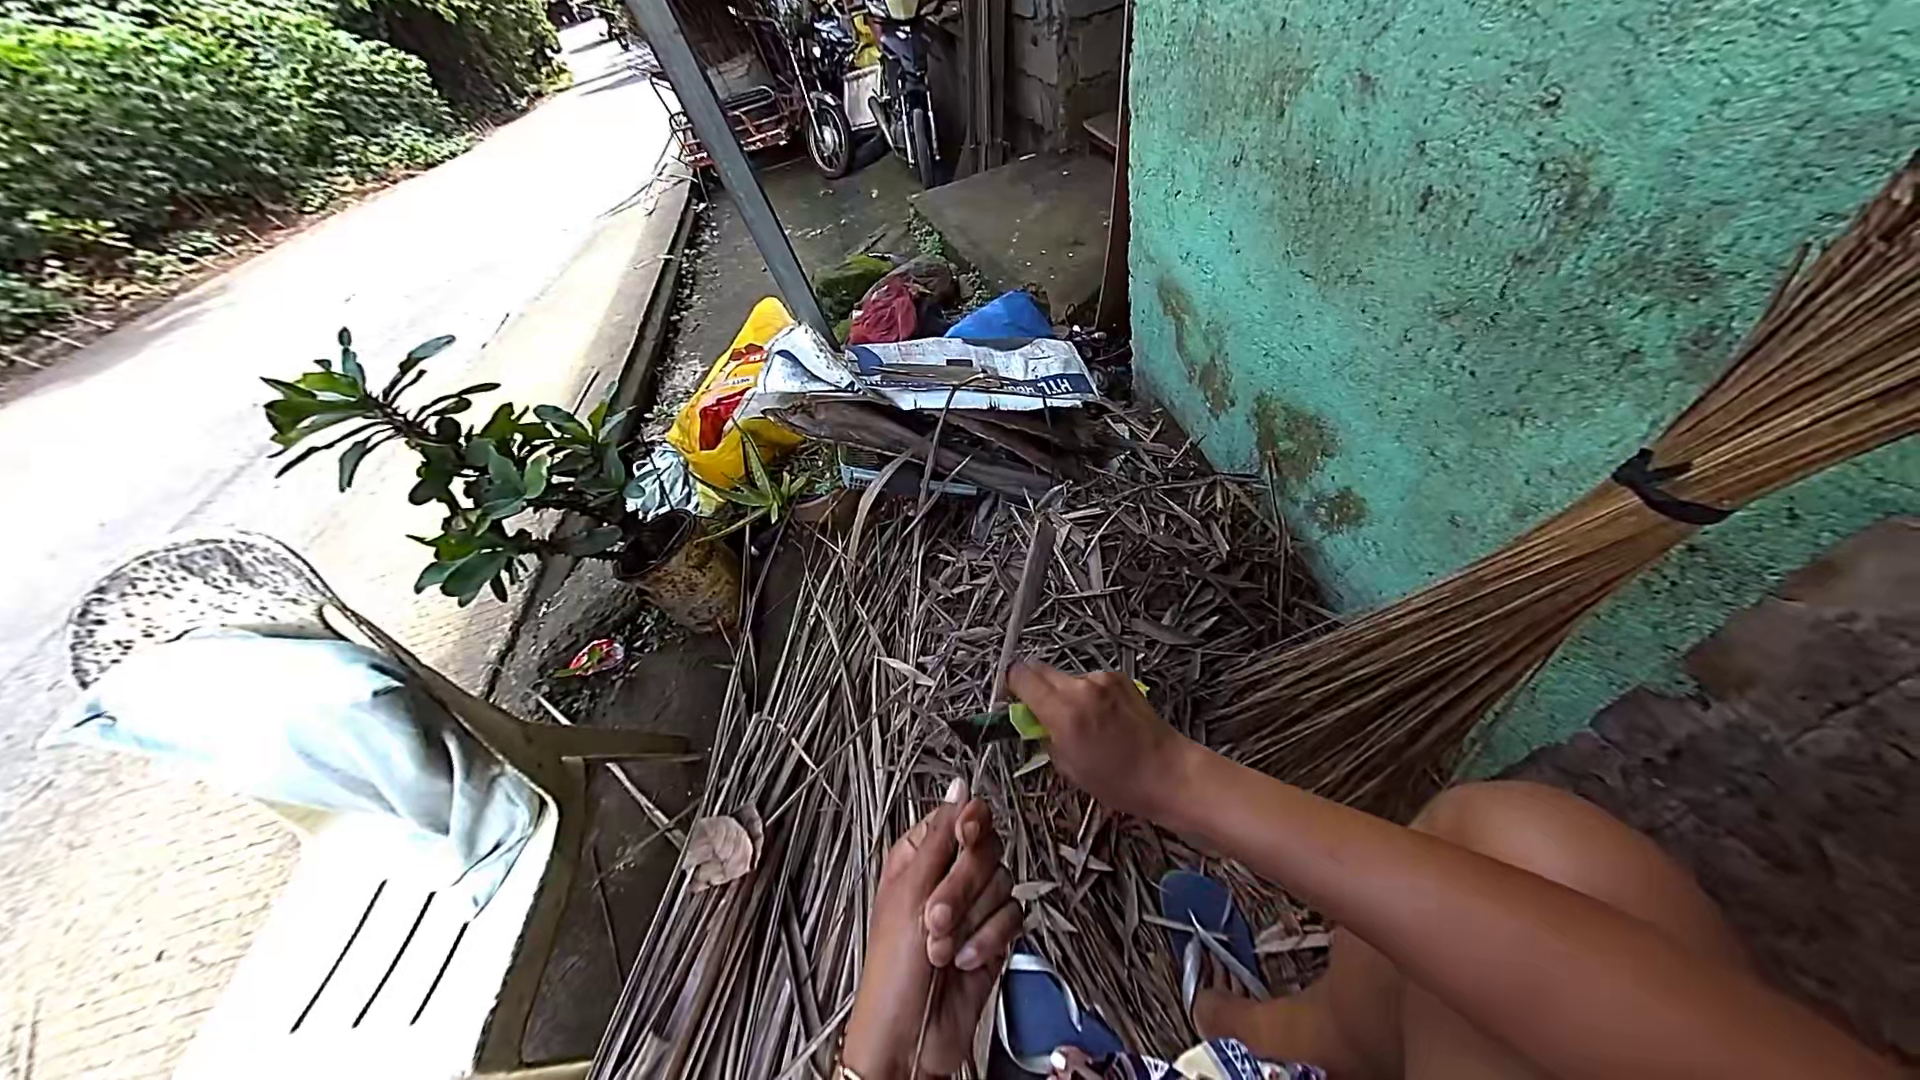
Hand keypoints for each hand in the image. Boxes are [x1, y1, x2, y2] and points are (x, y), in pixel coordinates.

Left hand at [842, 779, 1021, 1077]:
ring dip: (971, 920)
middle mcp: (947, 874)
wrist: (908, 1040)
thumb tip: (960, 785)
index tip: (968, 836)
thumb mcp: (910, 890)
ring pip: (1001, 883)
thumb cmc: (891, 970)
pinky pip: (1011, 917)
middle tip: (937, 913)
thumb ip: (942, 834)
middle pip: (984, 850)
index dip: (969, 824)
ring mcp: (971, 905)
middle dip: (963, 886)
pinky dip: (988, 939)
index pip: (960, 816)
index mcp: (921, 854)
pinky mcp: (991, 934)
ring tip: (942, 946)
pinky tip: (964, 959)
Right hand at [1006, 661, 1199, 821]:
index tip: (1010, 699)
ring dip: (1061, 692)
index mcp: (1064, 711)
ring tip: (1078, 722)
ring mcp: (1102, 679)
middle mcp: (1081, 687)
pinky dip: (1085, 694)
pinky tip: (1100, 717)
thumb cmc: (1119, 781)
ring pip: (1065, 676)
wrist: (1169, 773)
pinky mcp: (1118, 678)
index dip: (1010, 685)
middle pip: (1039, 670)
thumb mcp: (1067, 767)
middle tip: (1038, 713)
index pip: (1020, 676)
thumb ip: (1043, 736)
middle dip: (1033, 687)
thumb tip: (1030, 721)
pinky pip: (1088, 680)